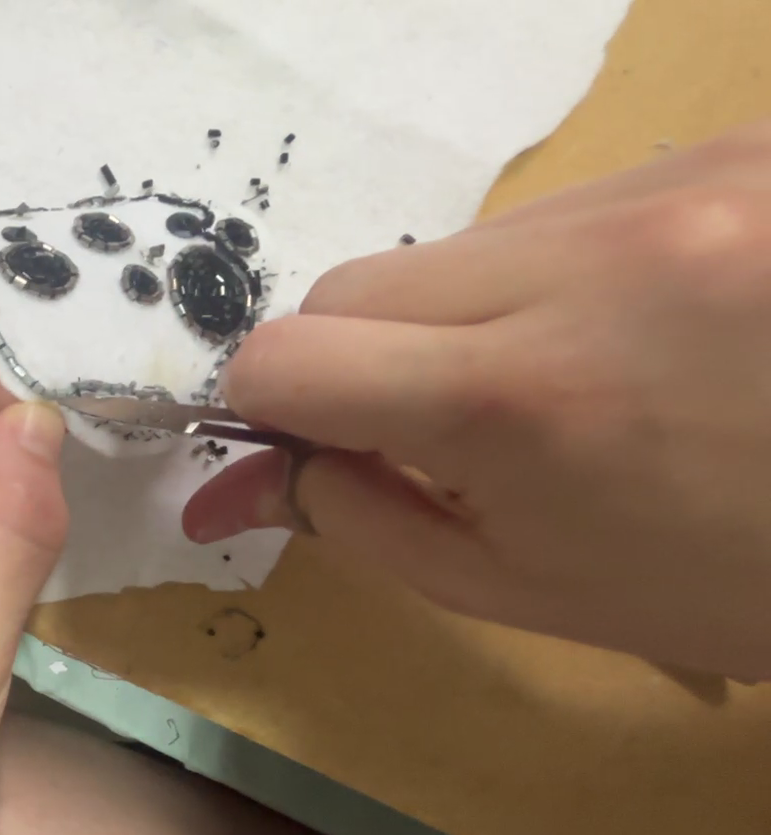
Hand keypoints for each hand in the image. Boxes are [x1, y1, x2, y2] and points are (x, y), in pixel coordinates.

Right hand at [184, 123, 770, 678]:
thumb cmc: (747, 584)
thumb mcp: (511, 580)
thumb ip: (346, 518)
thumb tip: (222, 494)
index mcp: (518, 397)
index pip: (283, 357)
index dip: (265, 404)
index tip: (310, 442)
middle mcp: (596, 259)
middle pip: (347, 288)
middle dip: (350, 360)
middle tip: (426, 425)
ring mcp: (688, 182)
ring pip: (446, 250)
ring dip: (448, 319)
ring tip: (561, 380)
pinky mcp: (745, 145)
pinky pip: (552, 215)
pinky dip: (542, 280)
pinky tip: (640, 330)